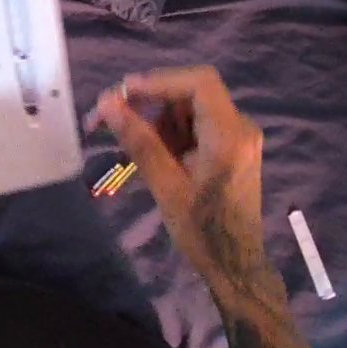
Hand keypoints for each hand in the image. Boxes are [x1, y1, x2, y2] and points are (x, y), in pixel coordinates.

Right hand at [88, 66, 267, 286]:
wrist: (235, 266)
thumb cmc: (202, 232)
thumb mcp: (165, 187)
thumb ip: (139, 141)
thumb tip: (108, 104)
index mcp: (230, 136)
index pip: (199, 83)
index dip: (157, 82)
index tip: (120, 96)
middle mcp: (239, 128)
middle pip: (190, 94)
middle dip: (148, 102)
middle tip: (107, 118)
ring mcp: (236, 138)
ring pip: (188, 110)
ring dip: (153, 120)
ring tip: (121, 143)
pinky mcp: (228, 148)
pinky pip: (193, 128)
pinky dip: (166, 134)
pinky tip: (144, 154)